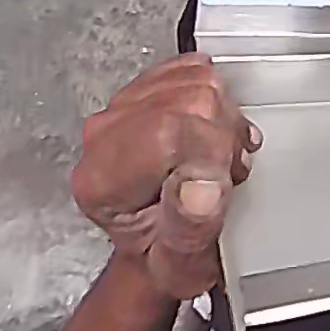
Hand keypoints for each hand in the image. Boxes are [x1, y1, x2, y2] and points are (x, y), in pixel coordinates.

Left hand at [71, 54, 261, 298]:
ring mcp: (124, 107)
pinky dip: (216, 96)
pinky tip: (211, 128)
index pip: (168, 129)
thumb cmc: (170, 255)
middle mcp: (105, 136)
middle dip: (224, 137)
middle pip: (191, 99)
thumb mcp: (184, 262)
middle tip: (222, 173)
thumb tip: (201, 190)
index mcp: (104, 181)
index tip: (223, 179)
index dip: (212, 152)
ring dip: (225, 118)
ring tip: (217, 156)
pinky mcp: (146, 88)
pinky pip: (194, 68)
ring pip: (199, 80)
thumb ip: (191, 228)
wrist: (162, 245)